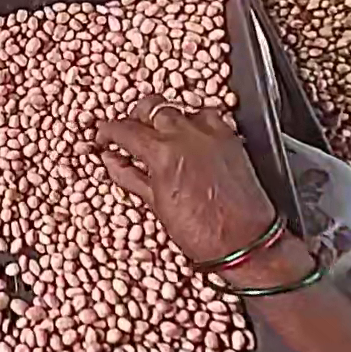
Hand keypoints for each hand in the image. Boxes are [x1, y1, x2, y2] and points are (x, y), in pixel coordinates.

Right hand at [96, 95, 310, 288]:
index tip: (104, 139)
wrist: (246, 244)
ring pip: (176, 108)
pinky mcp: (230, 139)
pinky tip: (188, 137)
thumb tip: (111, 160)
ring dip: (162, 119)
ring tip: (157, 136)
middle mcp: (185, 136)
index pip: (123, 129)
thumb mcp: (155, 204)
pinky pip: (206, 116)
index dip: (107, 133)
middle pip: (149, 108)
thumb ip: (128, 175)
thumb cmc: (202, 232)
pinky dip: (192, 122)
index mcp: (161, 152)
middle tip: (129, 135)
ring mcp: (210, 134)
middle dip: (134, 119)